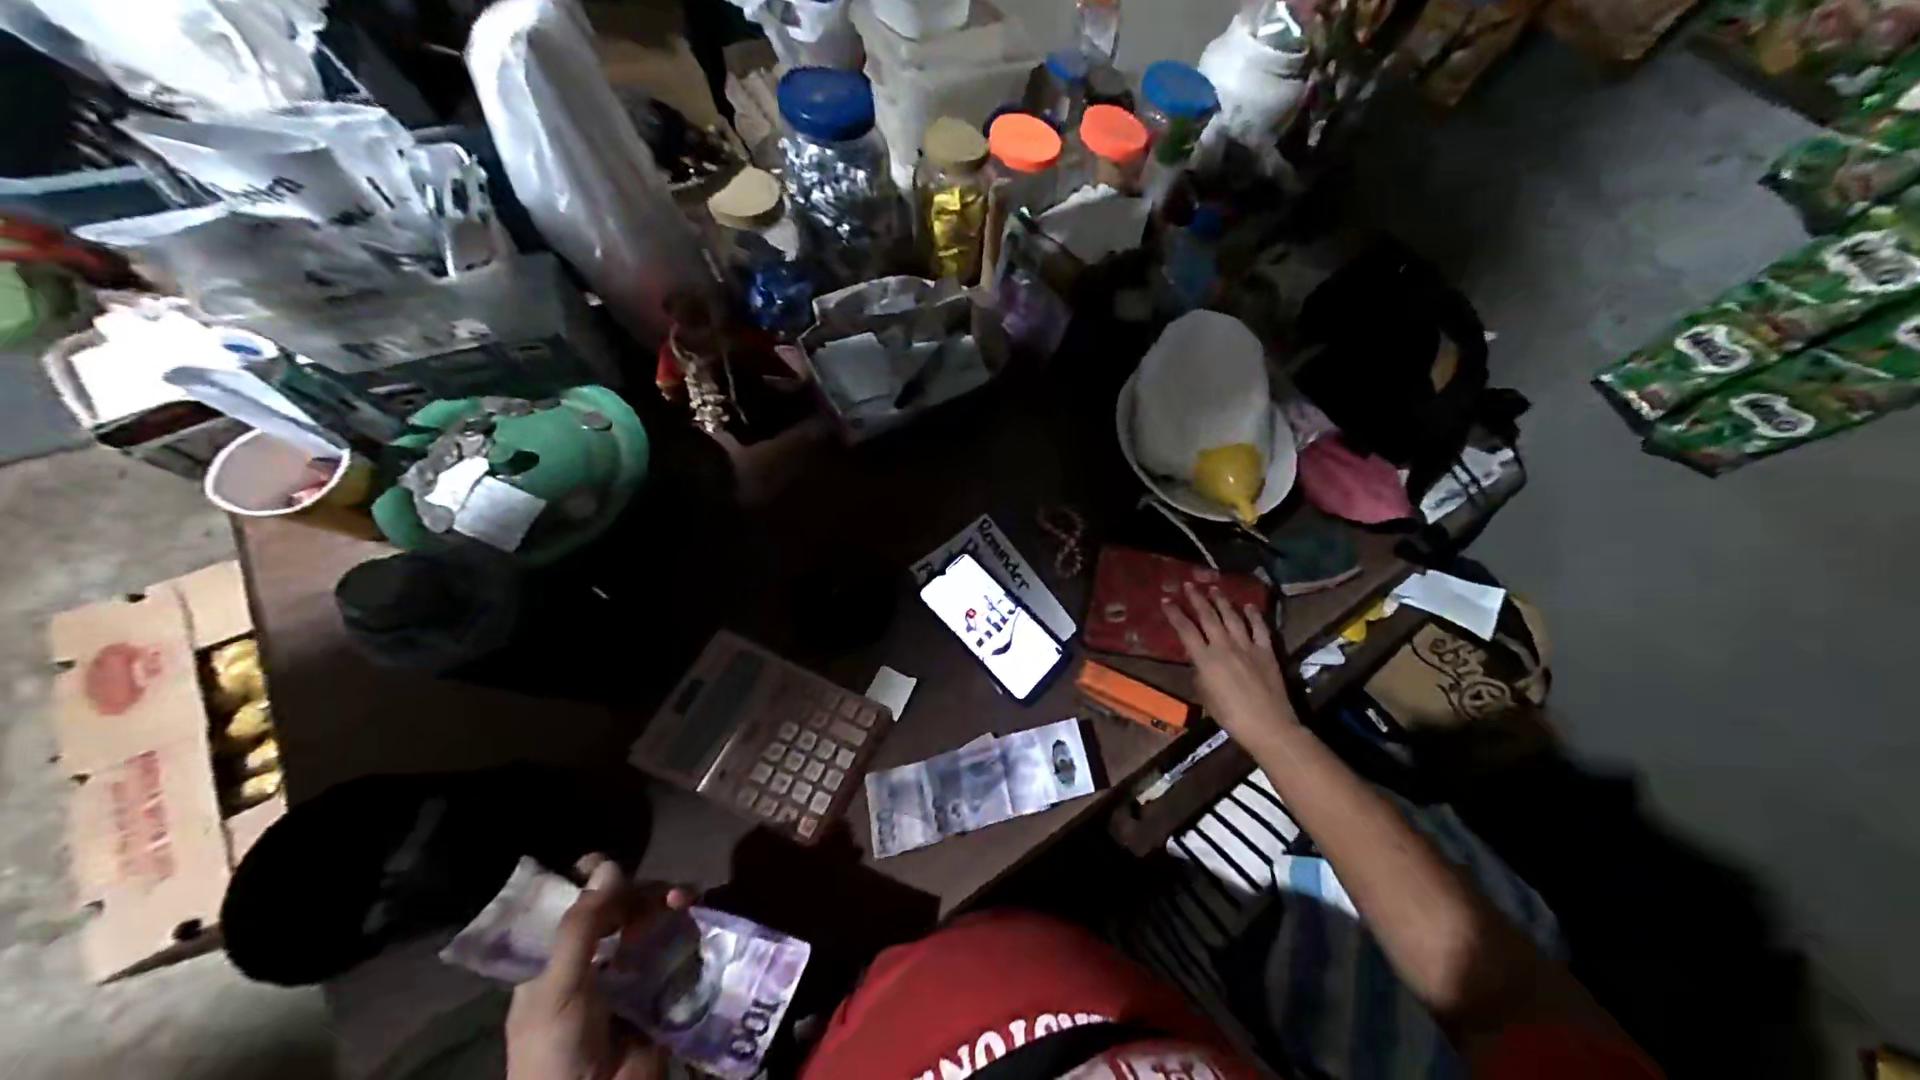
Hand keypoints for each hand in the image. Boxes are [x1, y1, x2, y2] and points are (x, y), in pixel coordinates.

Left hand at [505, 854, 691, 1079]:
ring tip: (683, 900)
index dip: (590, 879)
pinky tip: (695, 914)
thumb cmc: (556, 1051)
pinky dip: (689, 923)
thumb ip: (581, 927)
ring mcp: (630, 969)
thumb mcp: (556, 988)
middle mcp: (594, 956)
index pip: (571, 903)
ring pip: (652, 917)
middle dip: (640, 890)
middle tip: (659, 893)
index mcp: (556, 957)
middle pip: (620, 904)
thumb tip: (611, 864)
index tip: (612, 864)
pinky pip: (678, 943)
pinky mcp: (663, 983)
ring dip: (669, 901)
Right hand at [1163, 581, 1298, 749]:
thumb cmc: (1230, 716)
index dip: (1175, 614)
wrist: (1267, 725)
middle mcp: (1225, 646)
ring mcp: (1247, 647)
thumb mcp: (1205, 696)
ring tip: (1214, 588)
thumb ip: (1200, 673)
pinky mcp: (1266, 651)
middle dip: (1197, 599)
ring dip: (1222, 601)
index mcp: (1206, 659)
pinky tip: (1248, 606)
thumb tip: (1199, 661)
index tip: (1166, 600)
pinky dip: (1254, 615)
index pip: (1186, 630)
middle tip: (1189, 585)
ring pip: (1233, 617)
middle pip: (1208, 617)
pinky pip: (1259, 628)